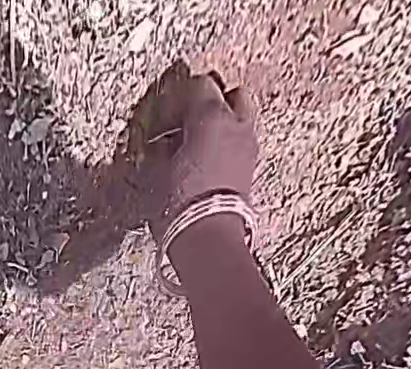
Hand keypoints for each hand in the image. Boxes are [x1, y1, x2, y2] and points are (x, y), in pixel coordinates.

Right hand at [140, 65, 259, 236]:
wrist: (209, 241)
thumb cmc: (179, 203)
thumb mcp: (158, 172)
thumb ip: (163, 148)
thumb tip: (163, 142)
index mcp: (211, 116)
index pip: (199, 85)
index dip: (178, 100)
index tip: (164, 121)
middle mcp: (236, 126)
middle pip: (232, 96)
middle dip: (212, 105)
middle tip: (189, 126)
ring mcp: (248, 150)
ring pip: (240, 123)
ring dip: (222, 129)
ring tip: (198, 151)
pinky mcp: (251, 174)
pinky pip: (240, 149)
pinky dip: (227, 151)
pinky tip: (208, 169)